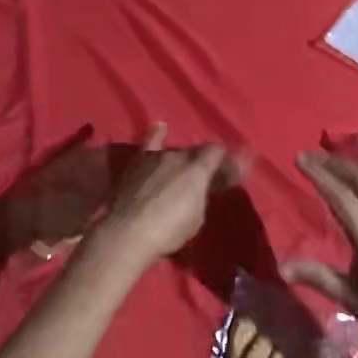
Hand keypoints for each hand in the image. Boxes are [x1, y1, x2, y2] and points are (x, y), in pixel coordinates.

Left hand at [89, 123, 246, 269]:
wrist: (129, 231)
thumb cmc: (170, 230)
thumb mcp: (197, 215)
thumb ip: (204, 193)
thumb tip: (209, 184)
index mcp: (197, 167)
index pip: (217, 151)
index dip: (224, 161)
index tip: (229, 173)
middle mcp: (177, 155)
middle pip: (195, 152)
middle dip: (203, 164)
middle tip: (205, 181)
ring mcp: (156, 156)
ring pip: (174, 152)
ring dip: (182, 162)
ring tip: (182, 175)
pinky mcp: (137, 162)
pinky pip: (150, 143)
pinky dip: (157, 135)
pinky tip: (161, 126)